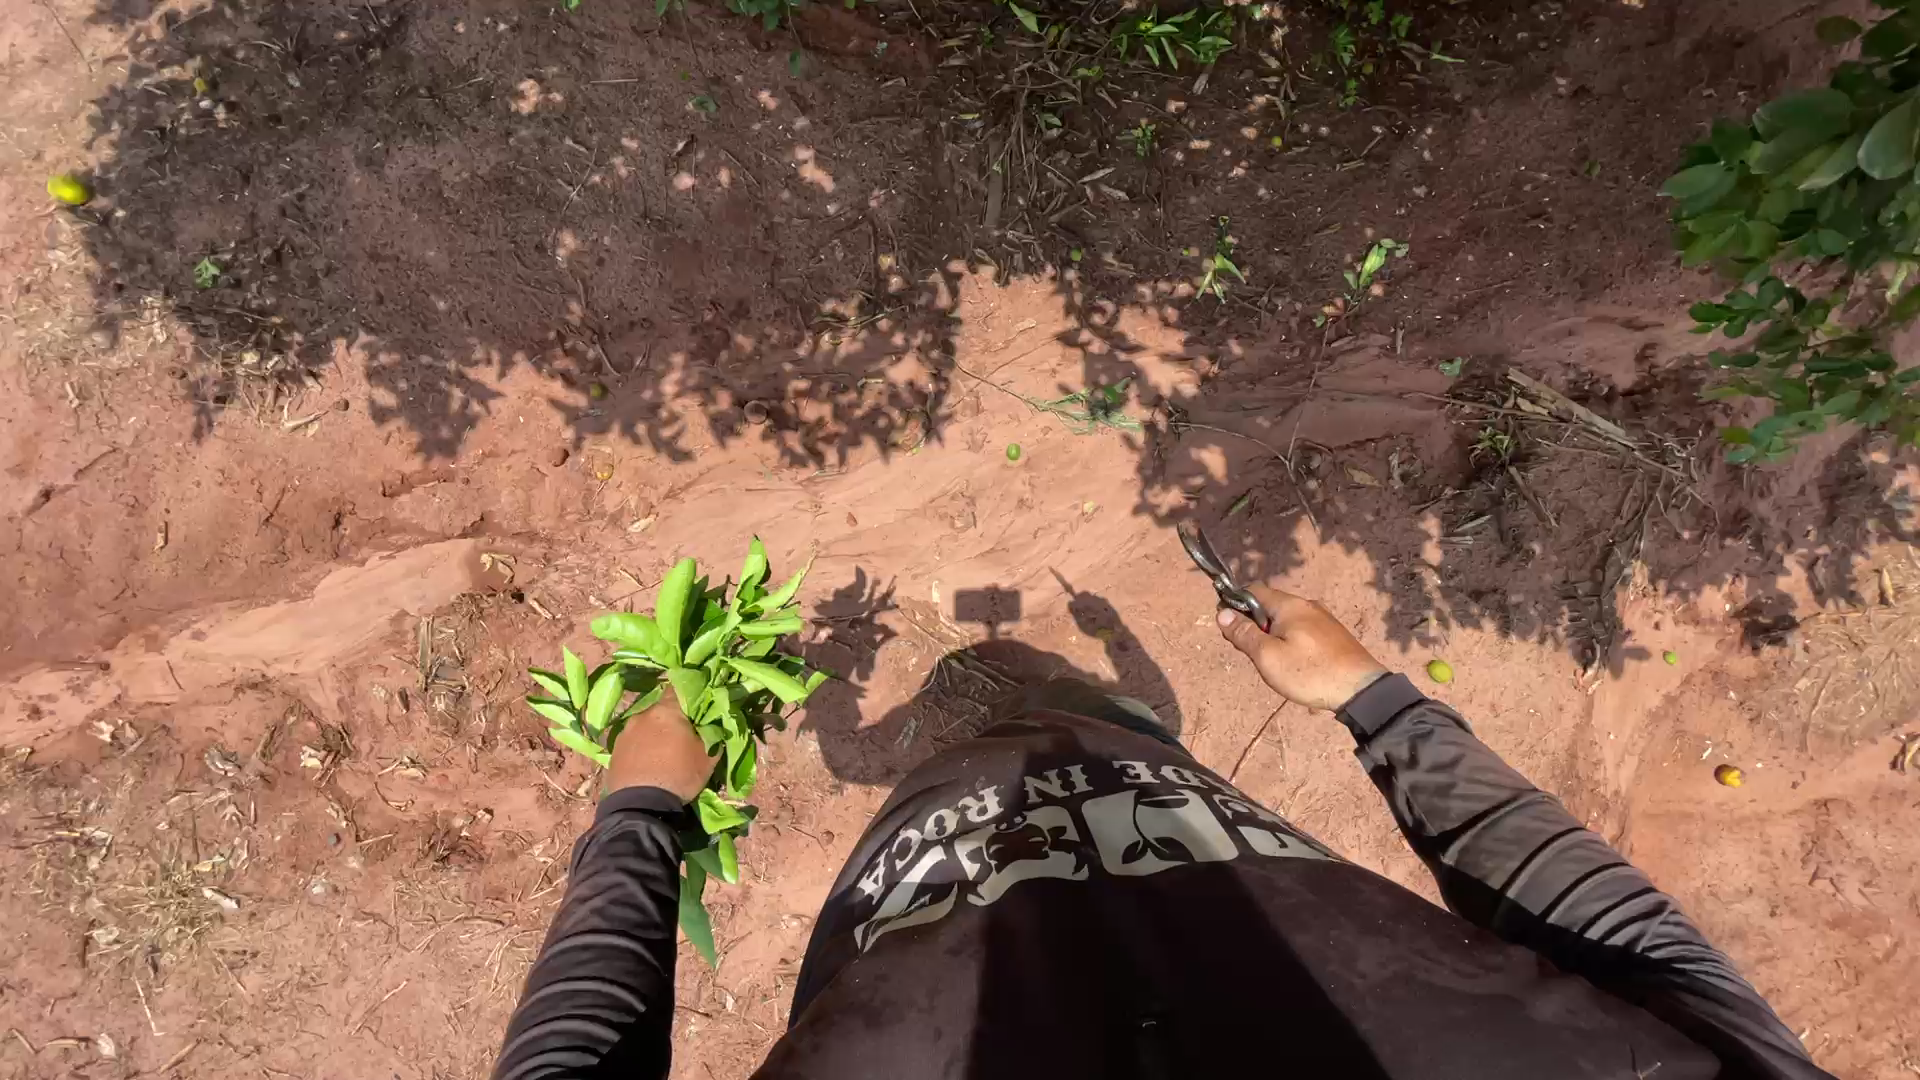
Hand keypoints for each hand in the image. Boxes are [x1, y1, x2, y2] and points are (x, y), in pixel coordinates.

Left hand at [604, 701, 711, 801]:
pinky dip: (643, 747)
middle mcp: (643, 714)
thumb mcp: (709, 755)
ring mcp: (625, 732)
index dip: (691, 695)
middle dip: (674, 719)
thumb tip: (717, 722)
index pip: (680, 688)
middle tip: (685, 735)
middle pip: (663, 709)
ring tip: (665, 753)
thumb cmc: (679, 775)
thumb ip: (714, 732)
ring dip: (657, 733)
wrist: (639, 808)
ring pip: (647, 725)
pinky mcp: (614, 751)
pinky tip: (650, 763)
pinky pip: (634, 741)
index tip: (699, 708)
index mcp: (667, 710)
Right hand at [1216, 584, 1388, 710]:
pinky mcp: (1333, 634)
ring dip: (1271, 634)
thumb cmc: (1310, 672)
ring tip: (1271, 661)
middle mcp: (1307, 605)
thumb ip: (1243, 633)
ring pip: (1285, 619)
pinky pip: (1301, 629)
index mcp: (1289, 605)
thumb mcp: (1267, 656)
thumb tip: (1221, 613)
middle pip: (1268, 605)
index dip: (1235, 604)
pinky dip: (1289, 639)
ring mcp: (1323, 619)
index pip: (1253, 590)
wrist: (1363, 691)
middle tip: (1250, 651)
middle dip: (1253, 623)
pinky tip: (1293, 662)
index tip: (1230, 629)